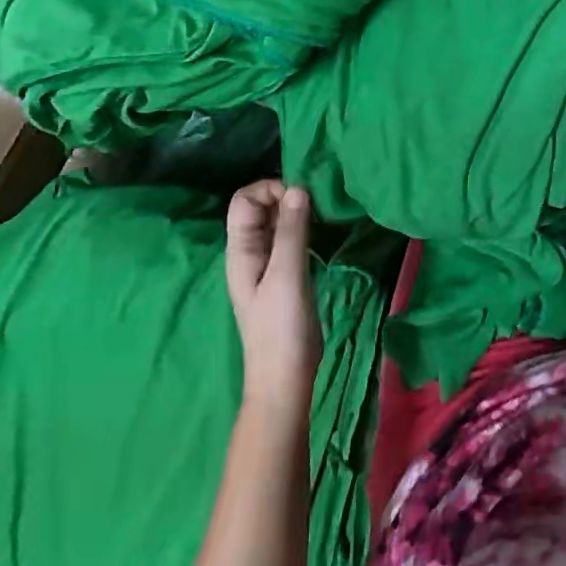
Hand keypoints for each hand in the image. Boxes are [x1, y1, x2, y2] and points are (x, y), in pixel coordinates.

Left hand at [225, 181, 320, 411]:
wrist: (286, 378)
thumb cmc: (281, 328)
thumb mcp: (287, 276)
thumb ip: (292, 231)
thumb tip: (299, 187)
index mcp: (241, 249)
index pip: (245, 199)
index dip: (270, 190)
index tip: (301, 198)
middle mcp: (251, 251)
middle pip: (261, 206)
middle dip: (287, 196)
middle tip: (318, 204)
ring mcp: (268, 263)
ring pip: (279, 221)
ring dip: (298, 212)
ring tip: (325, 214)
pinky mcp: (286, 274)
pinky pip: (292, 238)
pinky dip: (306, 229)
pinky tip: (324, 233)